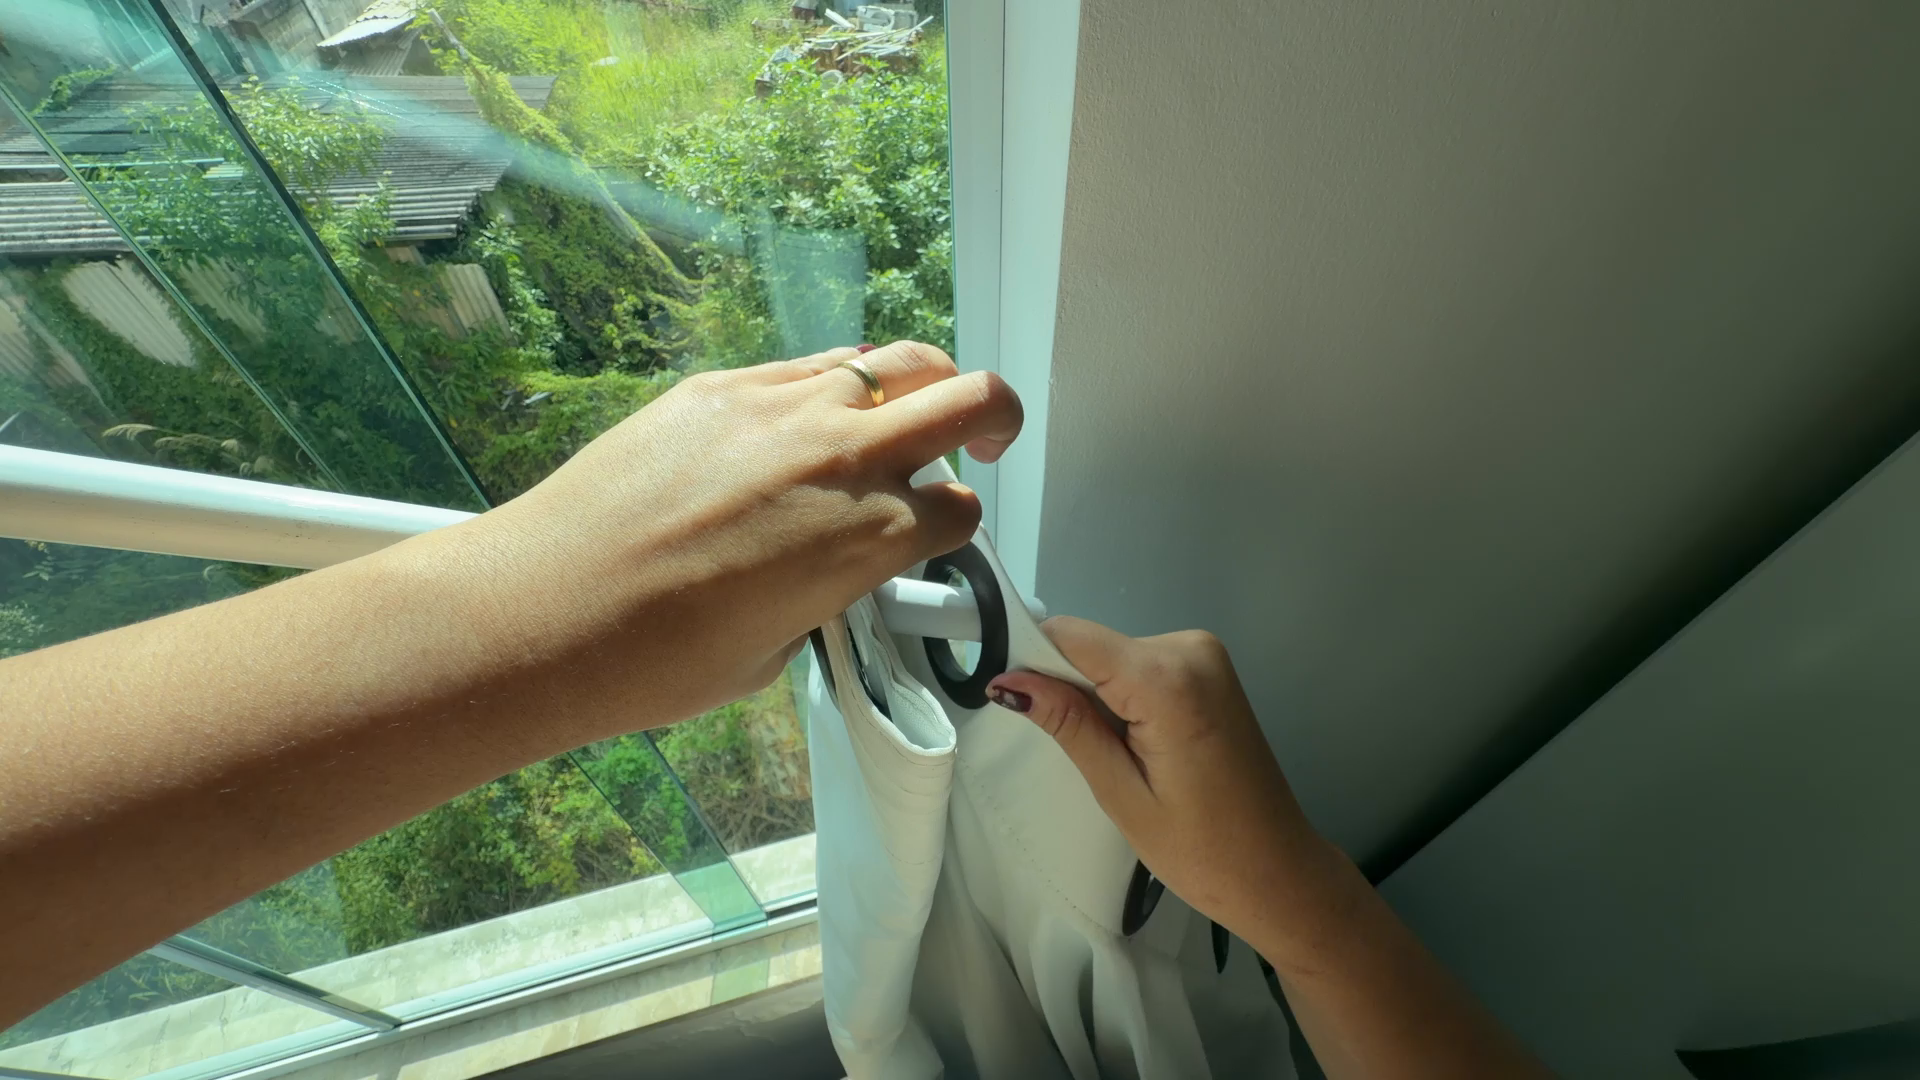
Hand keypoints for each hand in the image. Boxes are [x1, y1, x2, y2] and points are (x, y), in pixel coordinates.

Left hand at [403, 341, 1021, 738]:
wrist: (543, 611)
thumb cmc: (662, 661)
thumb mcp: (784, 646)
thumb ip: (835, 587)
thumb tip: (842, 559)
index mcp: (869, 540)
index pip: (958, 510)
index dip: (955, 526)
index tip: (934, 535)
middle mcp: (844, 460)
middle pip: (970, 399)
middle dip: (997, 417)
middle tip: (982, 441)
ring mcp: (785, 408)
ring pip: (897, 363)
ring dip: (921, 390)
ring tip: (898, 421)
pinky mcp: (725, 383)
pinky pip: (815, 367)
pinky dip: (840, 390)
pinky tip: (813, 423)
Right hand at [986, 617, 1335, 939]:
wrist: (1280, 872)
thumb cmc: (1202, 849)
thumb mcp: (1120, 792)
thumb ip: (1067, 723)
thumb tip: (1006, 681)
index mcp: (1167, 679)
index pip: (1072, 635)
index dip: (1031, 657)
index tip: (1008, 694)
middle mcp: (1188, 647)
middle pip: (1091, 644)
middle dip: (1066, 684)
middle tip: (1076, 747)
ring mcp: (1203, 654)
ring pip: (1111, 653)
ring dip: (1095, 692)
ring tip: (1116, 753)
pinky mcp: (1207, 667)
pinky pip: (1138, 662)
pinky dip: (1121, 692)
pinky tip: (1136, 739)